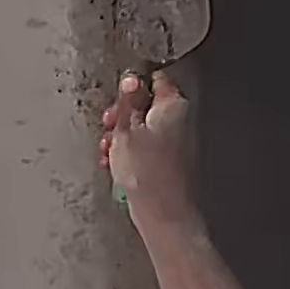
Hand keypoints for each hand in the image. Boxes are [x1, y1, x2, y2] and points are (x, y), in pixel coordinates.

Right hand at [99, 71, 200, 234]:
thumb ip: (127, 102)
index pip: (154, 80)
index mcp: (173, 106)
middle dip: (121, 115)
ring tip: (109, 149)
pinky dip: (128, 150)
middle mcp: (180, 120)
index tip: (117, 99)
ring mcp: (175, 140)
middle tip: (109, 127)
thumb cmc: (146, 171)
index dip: (130, 87)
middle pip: (145, 105)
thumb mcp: (124, 129)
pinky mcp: (168, 158)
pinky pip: (144, 145)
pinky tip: (115, 162)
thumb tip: (130, 79)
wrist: (161, 209)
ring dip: (120, 135)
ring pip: (141, 126)